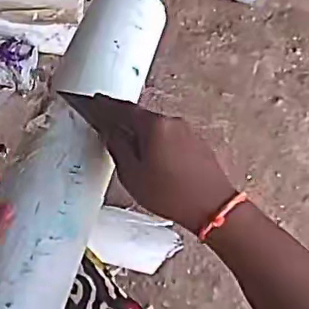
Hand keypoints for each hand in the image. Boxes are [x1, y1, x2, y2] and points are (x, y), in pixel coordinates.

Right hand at [63, 94, 238, 230]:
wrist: (213, 207)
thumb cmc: (171, 194)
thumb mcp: (131, 174)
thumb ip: (117, 147)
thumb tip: (110, 133)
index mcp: (154, 125)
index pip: (123, 108)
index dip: (106, 105)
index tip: (96, 101)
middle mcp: (172, 122)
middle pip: (141, 116)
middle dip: (123, 121)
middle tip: (107, 128)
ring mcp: (187, 132)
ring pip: (156, 128)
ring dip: (141, 134)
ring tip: (129, 151)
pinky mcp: (197, 143)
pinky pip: (170, 137)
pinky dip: (157, 142)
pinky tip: (152, 158)